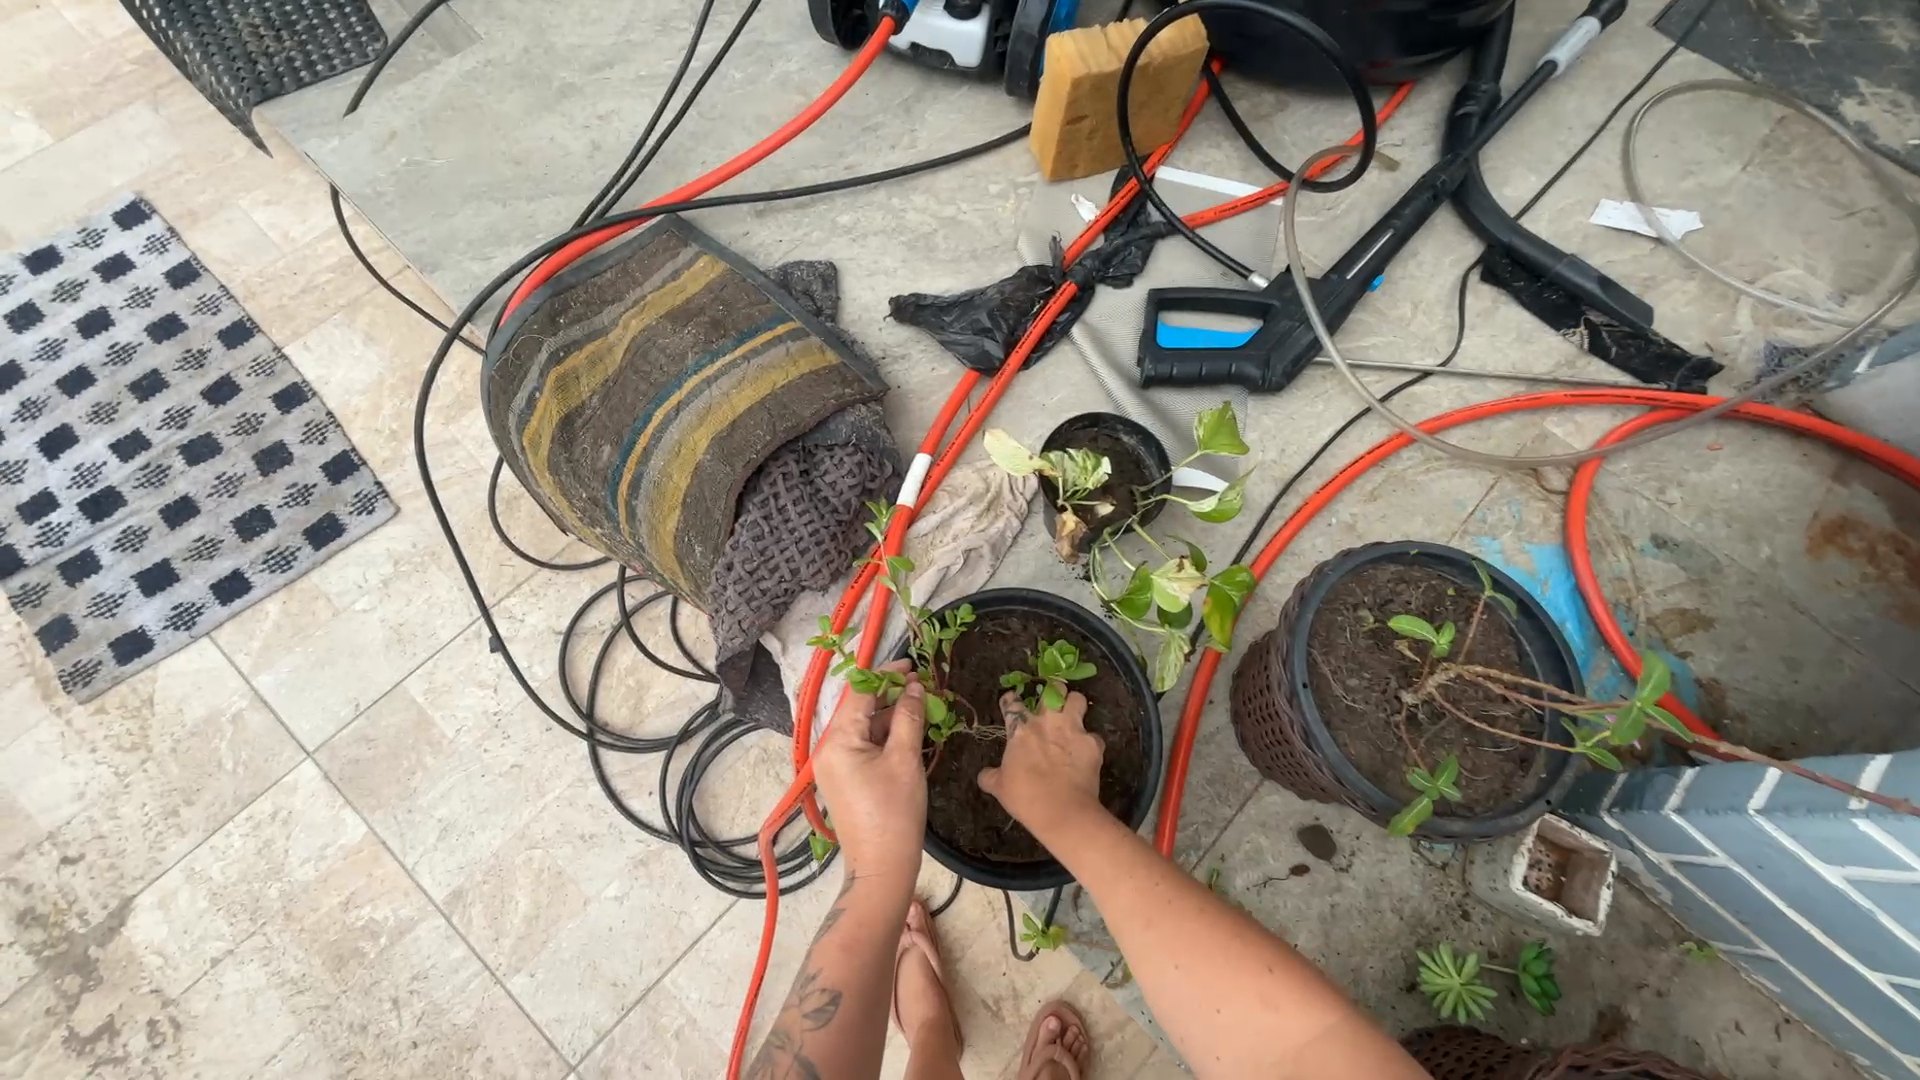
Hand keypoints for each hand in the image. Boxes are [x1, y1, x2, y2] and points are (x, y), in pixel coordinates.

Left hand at [812, 660, 927, 885]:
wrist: (882, 867)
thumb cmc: (895, 812)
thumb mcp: (905, 759)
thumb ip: (909, 717)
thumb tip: (915, 687)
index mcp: (838, 741)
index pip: (860, 693)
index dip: (886, 674)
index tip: (912, 664)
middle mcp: (829, 748)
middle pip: (860, 708)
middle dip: (891, 693)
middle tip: (922, 685)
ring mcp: (835, 764)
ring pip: (864, 726)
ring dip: (891, 714)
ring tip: (922, 705)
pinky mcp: (845, 777)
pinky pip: (864, 744)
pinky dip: (886, 734)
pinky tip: (910, 729)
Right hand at [977, 690, 1104, 839]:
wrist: (1063, 811)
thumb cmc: (1026, 797)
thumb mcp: (1000, 788)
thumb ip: (990, 776)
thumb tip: (983, 775)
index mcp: (1020, 728)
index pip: (1011, 701)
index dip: (1010, 700)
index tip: (1011, 703)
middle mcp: (1047, 721)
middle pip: (1052, 688)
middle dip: (1052, 691)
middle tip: (1050, 702)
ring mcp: (1073, 729)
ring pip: (1077, 699)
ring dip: (1074, 705)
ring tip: (1072, 715)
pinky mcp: (1093, 743)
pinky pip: (1093, 736)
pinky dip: (1089, 742)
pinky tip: (1086, 753)